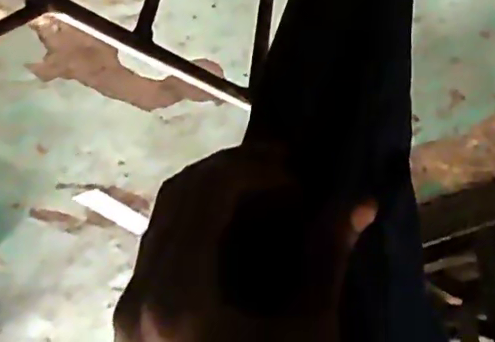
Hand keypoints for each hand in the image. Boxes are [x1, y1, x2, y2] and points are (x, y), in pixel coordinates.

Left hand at [114, 145, 376, 341]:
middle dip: (237, 168)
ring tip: (266, 194)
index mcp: (177, 295)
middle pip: (183, 190)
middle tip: (286, 171)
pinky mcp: (134, 320)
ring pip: (168, 212)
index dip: (258, 169)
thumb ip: (327, 258)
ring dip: (216, 188)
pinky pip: (161, 240)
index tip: (300, 180)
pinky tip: (238, 228)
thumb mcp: (306, 333)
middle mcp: (140, 293)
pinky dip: (200, 217)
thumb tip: (364, 201)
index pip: (210, 190)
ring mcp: (130, 307)